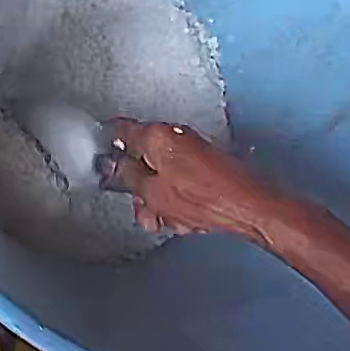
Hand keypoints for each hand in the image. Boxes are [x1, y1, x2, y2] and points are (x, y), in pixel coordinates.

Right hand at [105, 119, 299, 240]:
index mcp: (156, 135)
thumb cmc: (206, 198)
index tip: (100, 158)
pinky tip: (184, 217)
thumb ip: (127, 178)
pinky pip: (180, 177)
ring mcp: (192, 148)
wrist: (249, 208)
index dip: (107, 146)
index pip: (120, 130)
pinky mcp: (206, 163)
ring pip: (162, 171)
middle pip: (142, 157)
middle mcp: (174, 135)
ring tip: (166, 219)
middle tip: (142, 206)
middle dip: (139, 185)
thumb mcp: (152, 193)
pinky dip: (177, 195)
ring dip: (159, 196)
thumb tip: (115, 168)